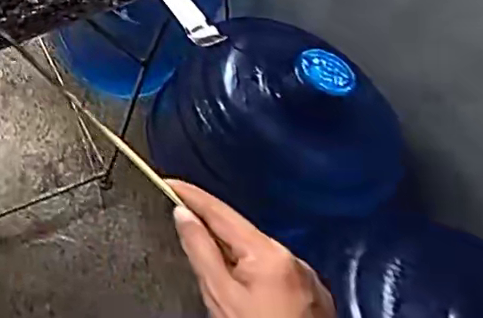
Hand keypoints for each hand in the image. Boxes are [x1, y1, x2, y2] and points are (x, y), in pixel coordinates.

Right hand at [169, 180, 332, 317]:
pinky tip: (238, 282)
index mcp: (270, 254)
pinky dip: (251, 268)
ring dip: (230, 248)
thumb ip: (199, 249)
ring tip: (206, 257)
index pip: (220, 211)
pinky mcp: (316, 299)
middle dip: (209, 226)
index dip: (189, 194)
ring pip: (256, 250)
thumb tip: (182, 213)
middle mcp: (294, 261)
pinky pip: (274, 270)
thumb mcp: (220, 295)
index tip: (166, 183)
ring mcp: (309, 281)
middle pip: (239, 231)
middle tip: (178, 223)